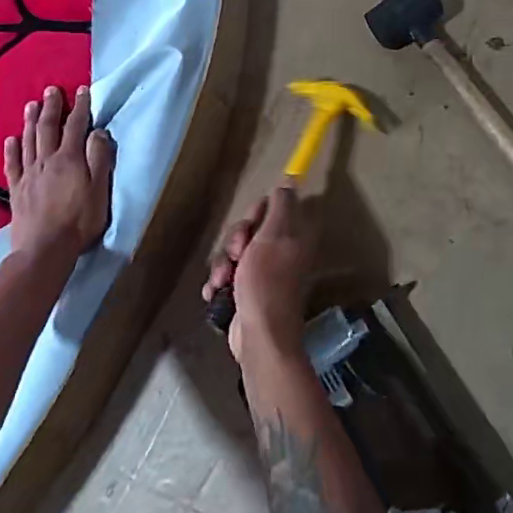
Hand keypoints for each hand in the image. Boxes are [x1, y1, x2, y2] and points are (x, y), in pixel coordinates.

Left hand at [4, 85, 114, 268]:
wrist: (45, 249)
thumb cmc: (80, 220)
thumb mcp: (100, 188)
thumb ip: (100, 158)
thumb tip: (97, 132)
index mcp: (69, 159)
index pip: (75, 126)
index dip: (80, 107)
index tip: (83, 90)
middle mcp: (46, 161)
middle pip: (48, 128)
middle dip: (52, 107)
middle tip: (52, 90)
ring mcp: (29, 175)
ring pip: (28, 141)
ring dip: (31, 121)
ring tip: (32, 104)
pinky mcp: (17, 190)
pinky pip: (12, 164)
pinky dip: (11, 149)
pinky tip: (11, 139)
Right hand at [202, 183, 311, 361]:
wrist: (259, 333)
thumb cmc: (267, 280)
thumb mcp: (275, 234)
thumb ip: (282, 205)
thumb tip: (292, 178)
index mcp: (295, 233)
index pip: (273, 206)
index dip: (256, 213)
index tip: (251, 225)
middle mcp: (283, 249)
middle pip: (250, 228)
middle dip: (236, 239)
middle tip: (236, 253)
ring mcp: (265, 270)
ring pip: (235, 251)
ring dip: (223, 263)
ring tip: (224, 279)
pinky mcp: (248, 289)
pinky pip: (228, 274)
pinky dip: (219, 282)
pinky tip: (216, 292)